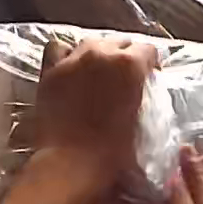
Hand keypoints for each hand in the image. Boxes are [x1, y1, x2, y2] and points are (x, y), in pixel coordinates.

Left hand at [29, 35, 159, 199]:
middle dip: (127, 55)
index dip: (152, 63)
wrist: (72, 162)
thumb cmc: (114, 151)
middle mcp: (102, 53)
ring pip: (91, 41)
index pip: (148, 50)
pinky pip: (59, 47)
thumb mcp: (140, 123)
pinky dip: (67, 54)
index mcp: (130, 65)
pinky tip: (71, 67)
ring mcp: (73, 59)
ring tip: (100, 71)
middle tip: (126, 77)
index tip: (150, 78)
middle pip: (120, 41)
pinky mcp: (50, 70)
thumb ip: (142, 100)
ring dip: (100, 53)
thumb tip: (141, 95)